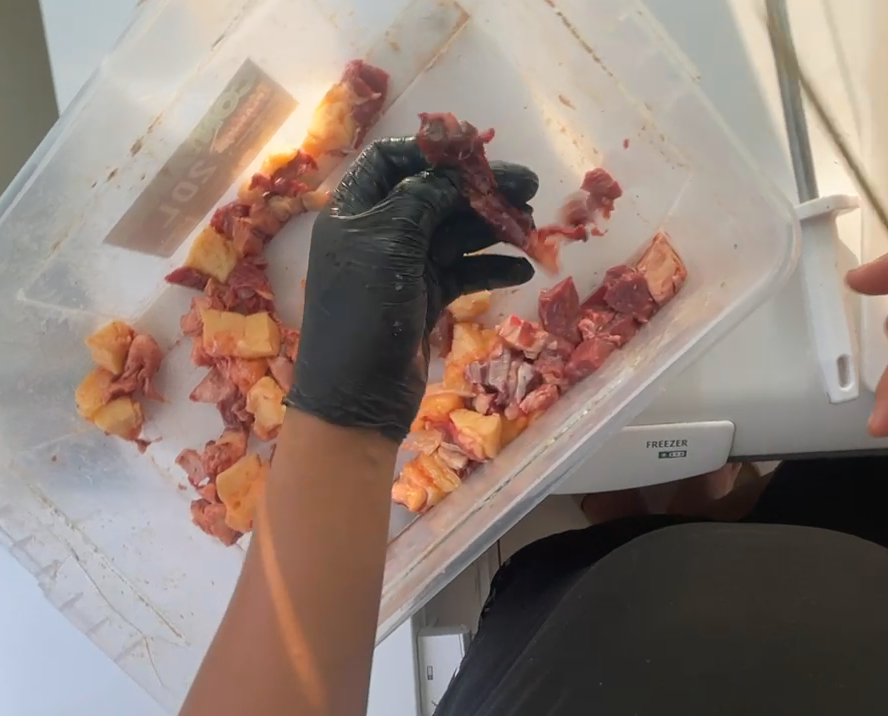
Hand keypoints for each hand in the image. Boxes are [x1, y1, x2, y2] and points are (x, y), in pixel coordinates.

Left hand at [286, 138, 537, 442]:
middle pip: (435, 196)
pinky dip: (491, 269)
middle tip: (529, 191)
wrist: (358, 396)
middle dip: (480, 191)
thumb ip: (422, 198)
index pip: (393, 160)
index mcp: (355, 209)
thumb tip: (453, 172)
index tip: (480, 147)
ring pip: (455, 235)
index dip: (434, 150)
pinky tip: (522, 271)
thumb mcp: (390, 242)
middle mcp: (379, 233)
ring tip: (531, 232)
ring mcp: (403, 268)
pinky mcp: (425, 299)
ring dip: (493, 230)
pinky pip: (463, 273)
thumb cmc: (365, 312)